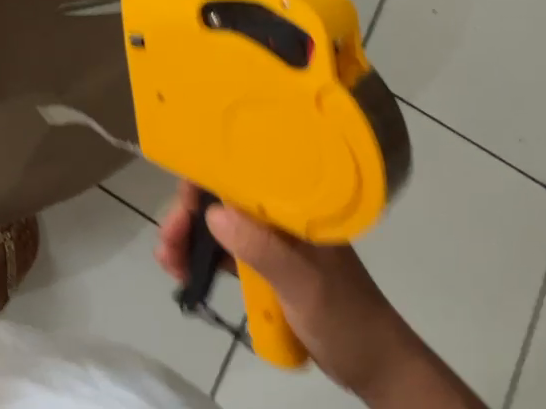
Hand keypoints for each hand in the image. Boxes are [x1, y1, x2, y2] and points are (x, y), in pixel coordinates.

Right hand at [156, 181, 419, 397]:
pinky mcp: (267, 268)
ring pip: (219, 226)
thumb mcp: (303, 284)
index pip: (242, 176)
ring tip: (168, 262)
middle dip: (188, 216)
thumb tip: (212, 212)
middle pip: (222, 200)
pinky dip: (201, 258)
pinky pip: (225, 253)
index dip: (205, 182)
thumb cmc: (347, 320)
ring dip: (188, 238)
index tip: (182, 205)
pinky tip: (183, 271)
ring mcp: (273, 243)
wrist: (378, 369)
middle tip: (167, 244)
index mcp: (295, 207)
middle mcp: (280, 217)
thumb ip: (261, 248)